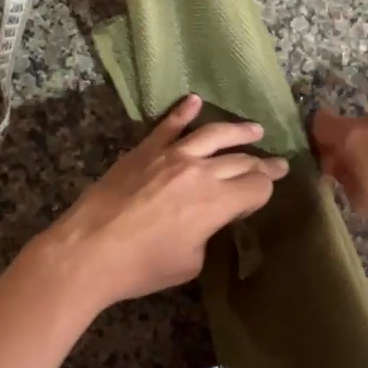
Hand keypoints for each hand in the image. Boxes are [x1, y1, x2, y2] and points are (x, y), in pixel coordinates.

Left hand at [36, 94, 287, 308]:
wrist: (89, 250)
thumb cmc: (141, 266)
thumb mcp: (190, 262)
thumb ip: (207, 234)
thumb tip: (207, 220)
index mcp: (217, 203)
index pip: (257, 187)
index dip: (266, 190)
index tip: (267, 192)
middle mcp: (201, 171)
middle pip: (241, 161)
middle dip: (263, 163)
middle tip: (278, 163)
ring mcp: (172, 155)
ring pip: (214, 134)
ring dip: (238, 131)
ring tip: (254, 129)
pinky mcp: (145, 149)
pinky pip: (169, 125)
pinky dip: (184, 111)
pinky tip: (195, 101)